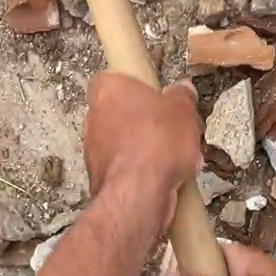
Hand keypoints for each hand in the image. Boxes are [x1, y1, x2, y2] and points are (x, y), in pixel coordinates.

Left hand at [83, 73, 200, 214]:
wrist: (139, 194)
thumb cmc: (157, 141)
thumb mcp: (183, 109)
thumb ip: (182, 96)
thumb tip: (184, 91)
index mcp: (105, 90)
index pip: (117, 82)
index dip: (139, 92)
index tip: (158, 103)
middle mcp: (92, 120)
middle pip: (122, 117)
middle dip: (145, 126)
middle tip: (171, 135)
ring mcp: (92, 154)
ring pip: (125, 148)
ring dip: (146, 154)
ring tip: (175, 163)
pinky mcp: (99, 183)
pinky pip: (125, 173)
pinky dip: (141, 177)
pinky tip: (164, 183)